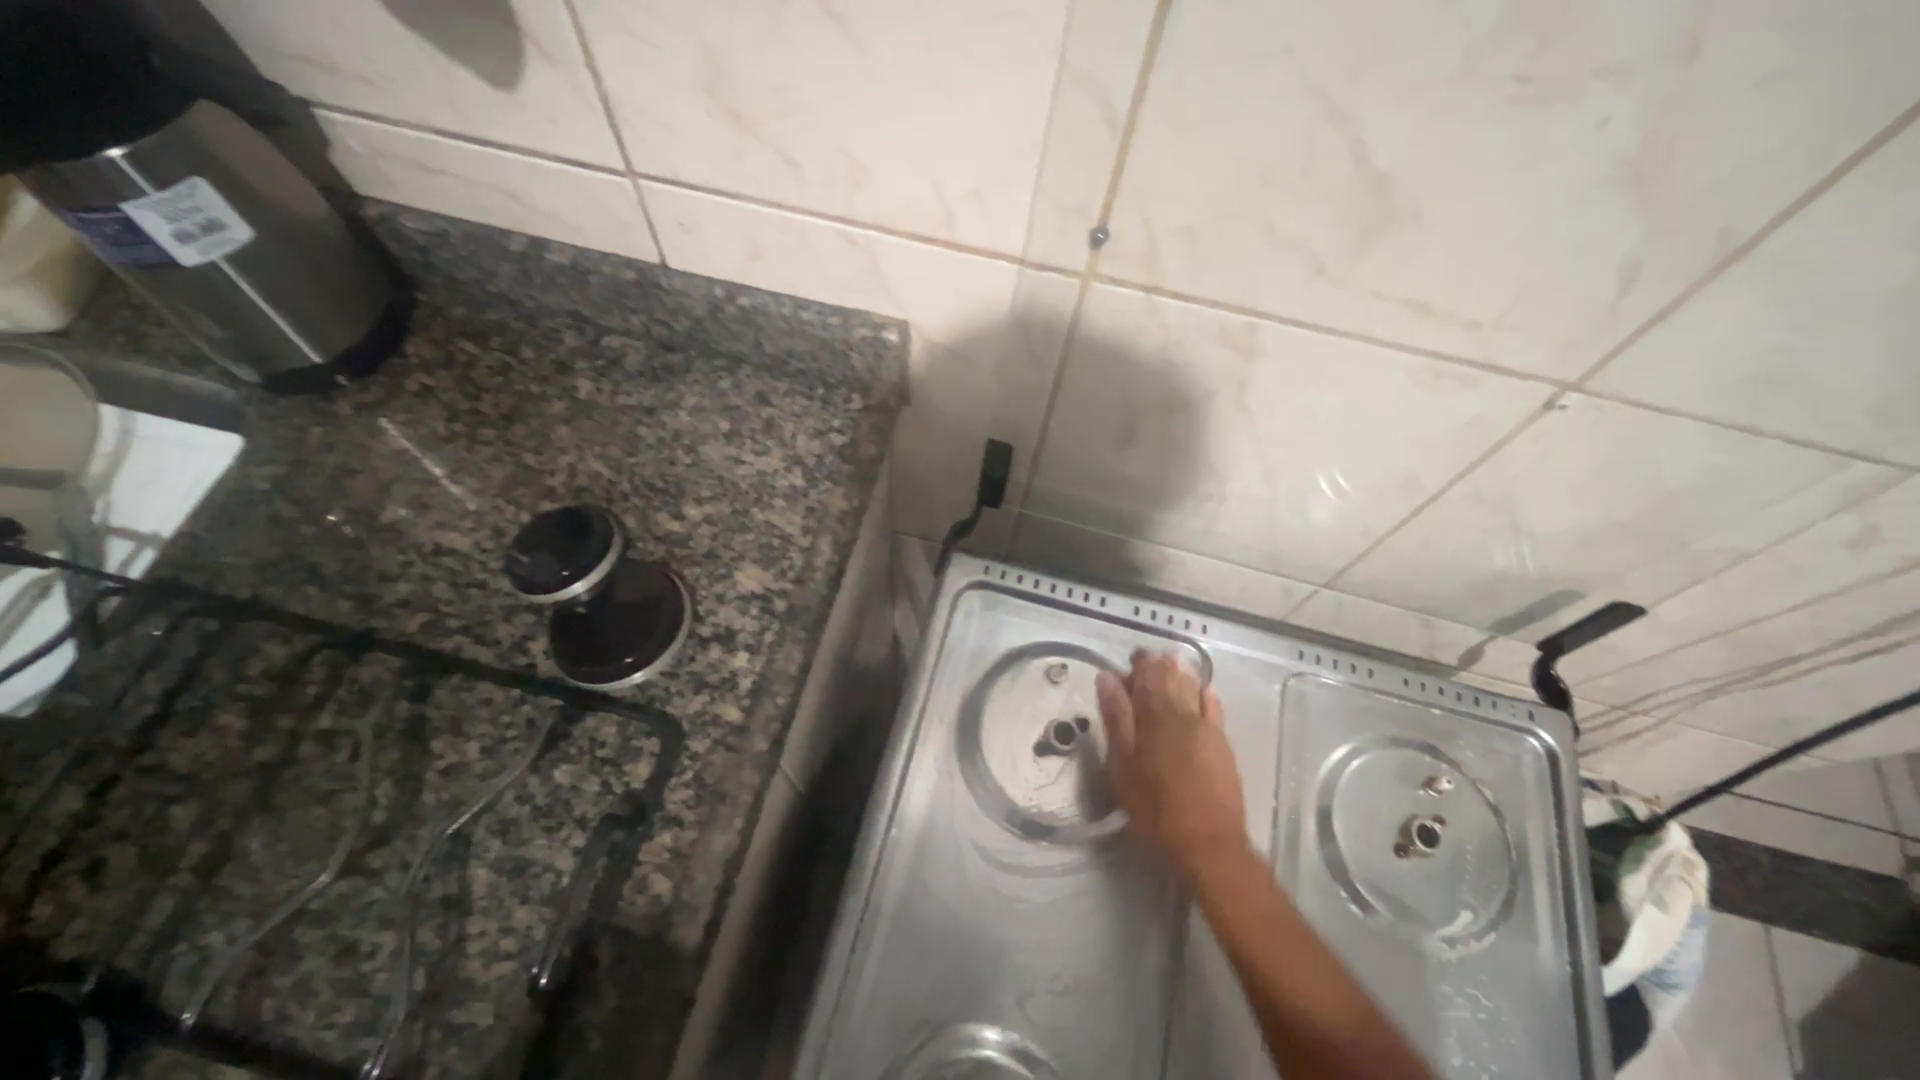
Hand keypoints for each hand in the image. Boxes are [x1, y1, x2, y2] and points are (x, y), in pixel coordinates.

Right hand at [1097, 650, 1247, 879]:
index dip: (1138, 664)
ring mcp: (1208, 728)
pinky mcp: (1223, 746)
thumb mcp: (1122, 766)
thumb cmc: (1154, 809)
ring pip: (1193, 689)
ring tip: (1171, 666)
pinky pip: (1215, 709)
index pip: (1146, 675)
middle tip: (1145, 662)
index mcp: (1154, 716)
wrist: (1207, 844)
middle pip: (1171, 679)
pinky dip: (1207, 695)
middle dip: (1158, 667)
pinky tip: (1204, 690)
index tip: (1127, 662)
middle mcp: (1183, 714)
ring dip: (1181, 675)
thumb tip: (1108, 678)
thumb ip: (1116, 719)